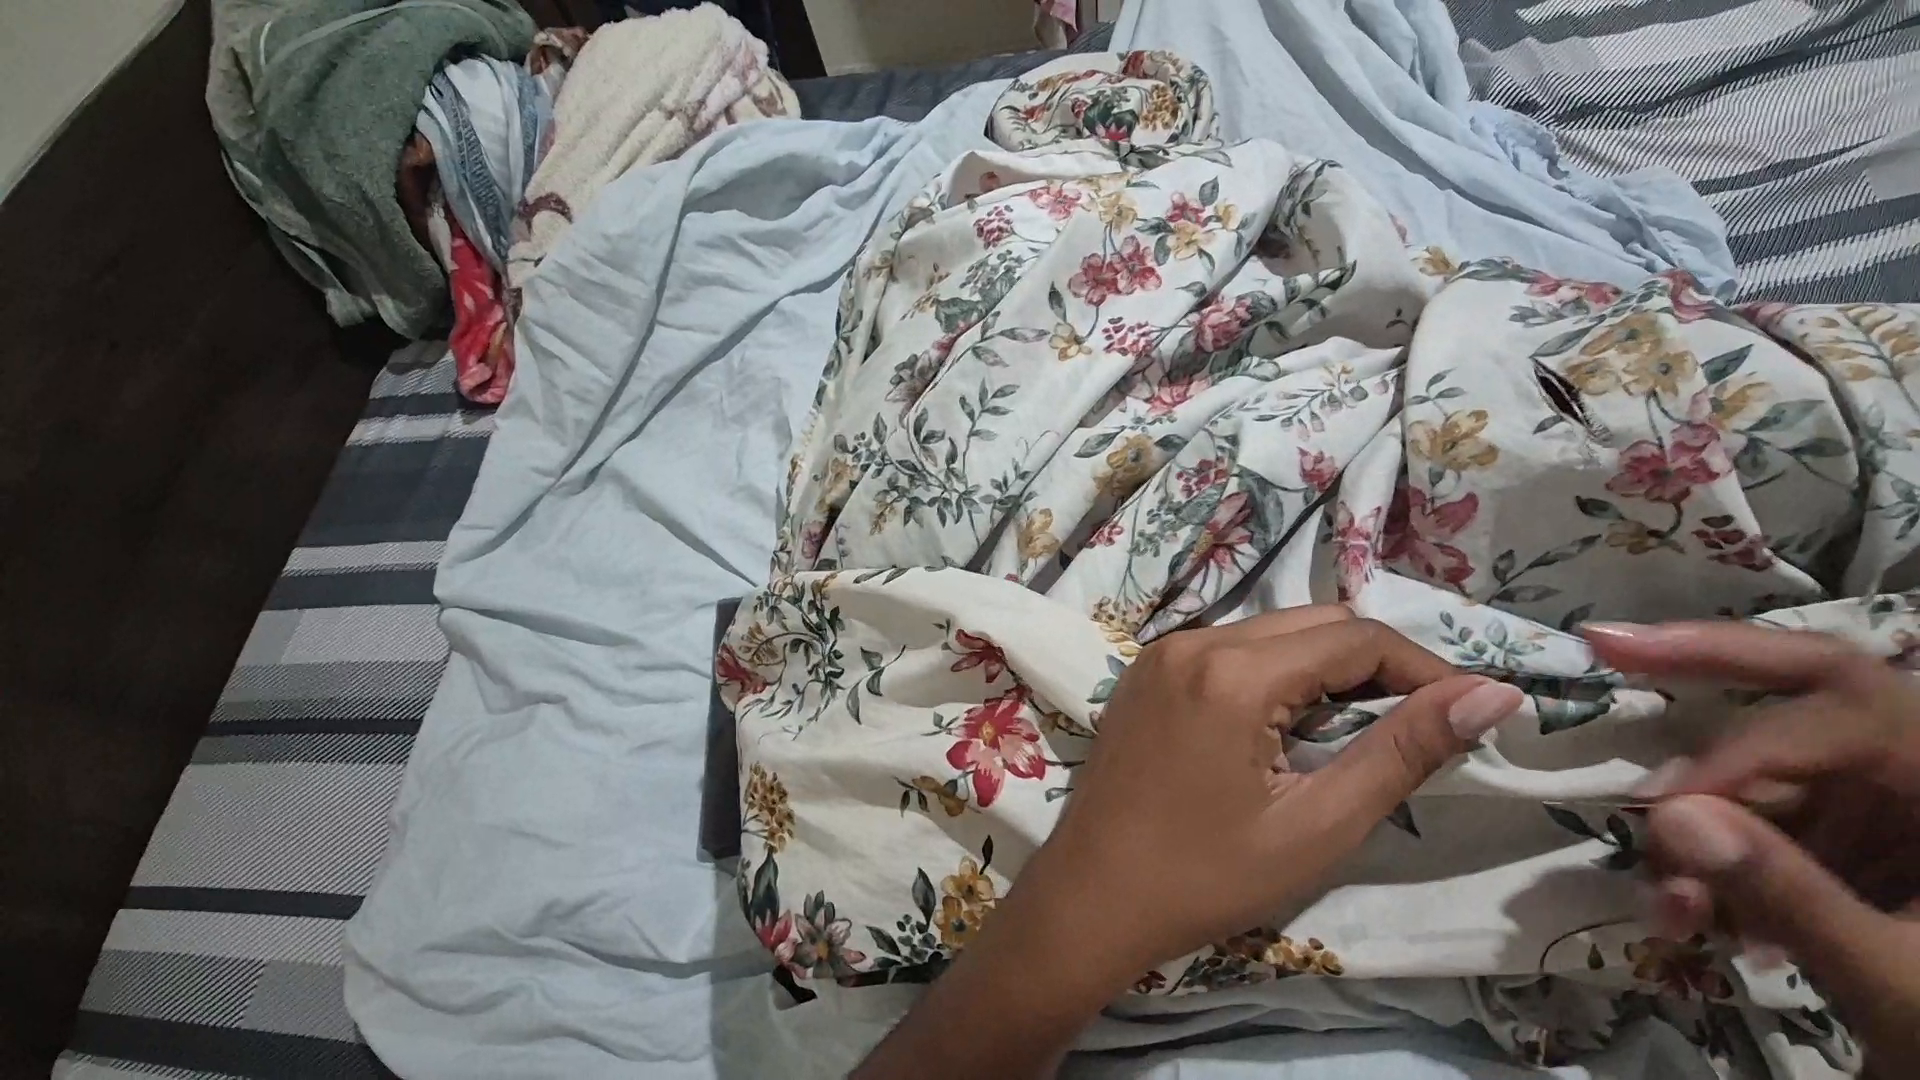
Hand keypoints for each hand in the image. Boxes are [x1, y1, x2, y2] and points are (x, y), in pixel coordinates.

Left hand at [1029, 604, 1524, 979]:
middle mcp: (1191, 642)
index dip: (1422, 666)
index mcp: (1232, 673)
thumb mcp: (1318, 824)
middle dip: (1373, 664)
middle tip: (1413, 725)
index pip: (1354, 637)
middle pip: (1310, 623)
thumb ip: (1404, 751)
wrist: (1090, 899)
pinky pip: (1226, 651)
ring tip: (1352, 733)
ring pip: (1269, 633)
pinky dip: (1271, 674)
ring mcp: (1159, 654)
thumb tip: (1491, 695)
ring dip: (1322, 669)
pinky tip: (1284, 727)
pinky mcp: (1143, 673)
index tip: (1465, 709)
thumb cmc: (1205, 877)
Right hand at [1584, 621, 1919, 1074]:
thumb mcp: (1906, 988)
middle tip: (1604, 642)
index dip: (1745, 740)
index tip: (1664, 801)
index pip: (1844, 706)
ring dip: (1687, 838)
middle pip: (1791, 709)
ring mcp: (1873, 823)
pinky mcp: (1836, 858)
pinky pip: (1743, 835)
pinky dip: (1701, 870)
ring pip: (1750, 787)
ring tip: (1670, 910)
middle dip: (1696, 705)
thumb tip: (1668, 814)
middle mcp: (1911, 785)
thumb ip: (1793, 896)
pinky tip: (1688, 919)